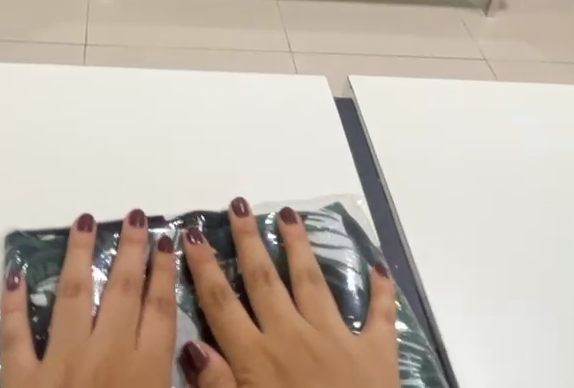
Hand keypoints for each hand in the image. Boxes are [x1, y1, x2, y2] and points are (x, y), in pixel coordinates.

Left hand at [0, 209, 177, 387]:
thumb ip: (172, 380)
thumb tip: (191, 354)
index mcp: (145, 373)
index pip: (161, 310)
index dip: (165, 272)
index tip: (166, 241)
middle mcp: (106, 355)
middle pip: (122, 290)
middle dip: (130, 249)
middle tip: (134, 216)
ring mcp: (61, 362)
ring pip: (73, 295)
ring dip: (79, 255)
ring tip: (84, 222)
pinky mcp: (23, 380)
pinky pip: (16, 336)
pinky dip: (13, 305)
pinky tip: (15, 275)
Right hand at [179, 198, 398, 387]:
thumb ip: (218, 387)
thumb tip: (192, 345)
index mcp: (259, 360)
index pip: (222, 304)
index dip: (205, 268)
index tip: (192, 235)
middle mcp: (293, 338)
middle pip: (264, 280)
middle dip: (249, 240)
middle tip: (239, 205)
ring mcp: (336, 340)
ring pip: (311, 281)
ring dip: (299, 245)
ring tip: (289, 213)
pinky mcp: (376, 354)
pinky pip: (379, 316)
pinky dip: (381, 291)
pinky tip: (380, 266)